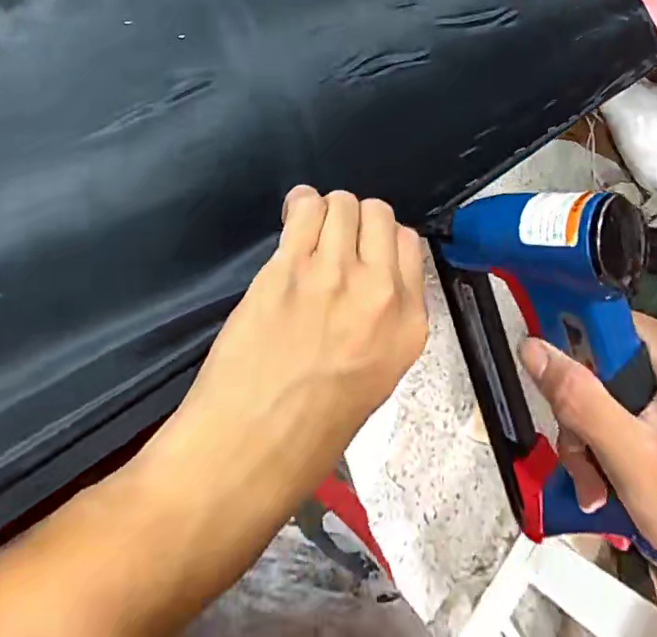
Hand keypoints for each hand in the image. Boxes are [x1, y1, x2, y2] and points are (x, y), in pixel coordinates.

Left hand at [156, 186, 429, 498]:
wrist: (247, 451)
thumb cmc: (309, 431)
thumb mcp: (375, 376)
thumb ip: (383, 319)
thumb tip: (368, 276)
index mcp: (409, 325)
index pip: (409, 245)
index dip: (382, 241)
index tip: (362, 250)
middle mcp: (379, 293)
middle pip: (380, 215)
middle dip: (357, 220)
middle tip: (334, 240)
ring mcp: (333, 276)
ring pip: (343, 204)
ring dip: (326, 210)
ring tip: (308, 229)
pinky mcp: (287, 268)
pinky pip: (304, 208)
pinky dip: (299, 204)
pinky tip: (291, 216)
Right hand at [519, 315, 656, 636]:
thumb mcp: (634, 460)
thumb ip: (578, 398)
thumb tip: (530, 343)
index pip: (600, 326)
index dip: (572, 364)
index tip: (561, 411)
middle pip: (607, 366)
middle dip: (586, 423)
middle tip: (587, 478)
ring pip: (621, 395)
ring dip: (602, 443)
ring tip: (604, 494)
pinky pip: (645, 413)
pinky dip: (628, 448)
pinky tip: (627, 488)